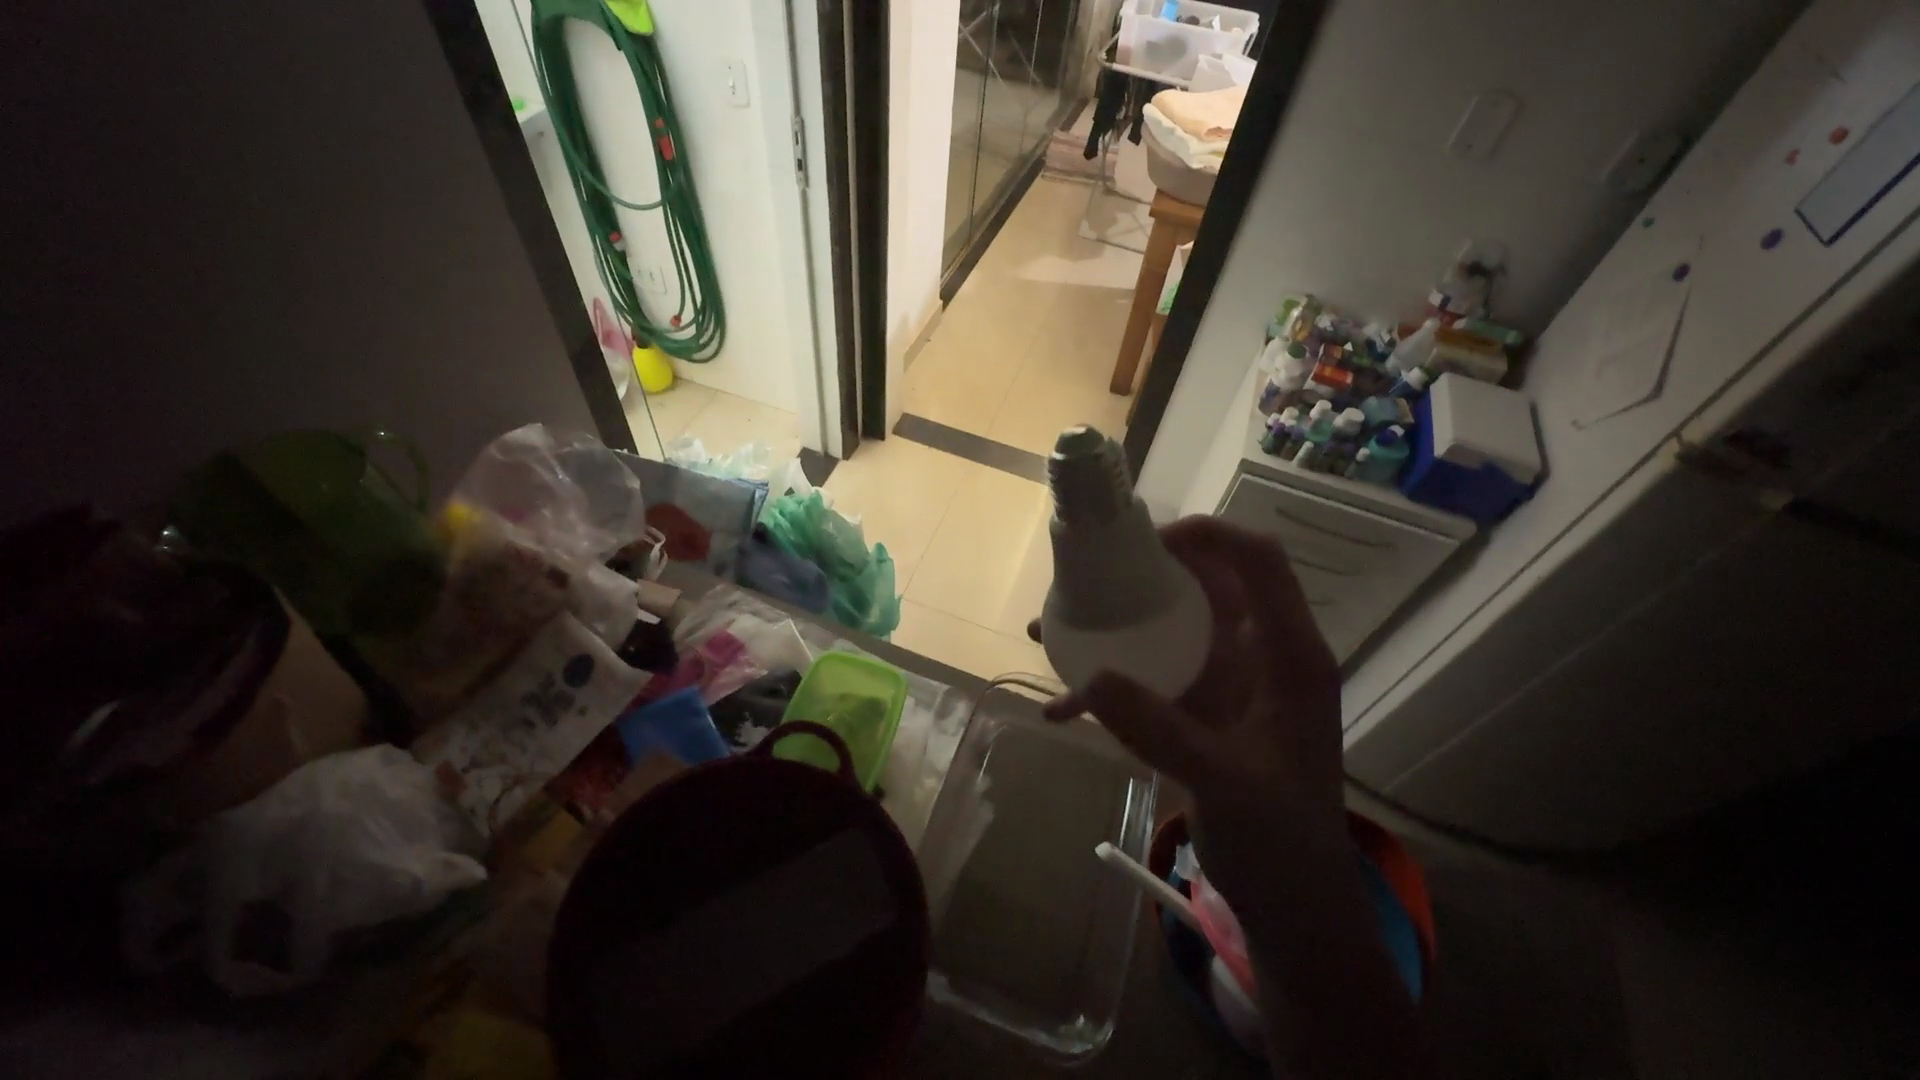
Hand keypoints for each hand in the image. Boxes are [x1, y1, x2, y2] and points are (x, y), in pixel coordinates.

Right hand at [1032, 516, 1346, 904]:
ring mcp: (1225, 685)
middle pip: (1205, 586)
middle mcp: (1258, 656)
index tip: (1148, 540)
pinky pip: (1149, 679)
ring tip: (1053, 624)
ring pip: (1169, 628)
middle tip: (1087, 574)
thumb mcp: (1226, 784)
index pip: (1259, 563)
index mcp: (1289, 656)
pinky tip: (1062, 705)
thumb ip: (1159, 729)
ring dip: (1116, 625)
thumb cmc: (1281, 839)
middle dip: (1146, 574)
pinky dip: (1108, 686)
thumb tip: (1087, 678)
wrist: (1289, 903)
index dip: (1211, 536)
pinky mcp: (1197, 714)